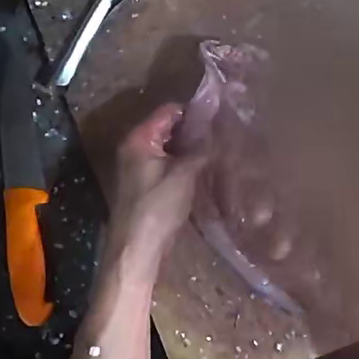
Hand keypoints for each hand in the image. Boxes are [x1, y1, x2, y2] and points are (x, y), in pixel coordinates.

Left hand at [107, 104, 206, 270]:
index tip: (221, 116)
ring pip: (169, 146)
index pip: (168, 111)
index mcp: (139, 138)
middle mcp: (134, 147)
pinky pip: (166, 163)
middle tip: (224, 133)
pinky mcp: (144, 183)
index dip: (194, 112)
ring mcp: (138, 166)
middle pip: (168, 127)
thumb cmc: (158, 207)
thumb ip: (200, 148)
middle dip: (194, 130)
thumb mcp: (184, 174)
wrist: (137, 248)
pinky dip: (183, 163)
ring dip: (190, 148)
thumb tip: (218, 129)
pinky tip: (204, 168)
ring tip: (219, 149)